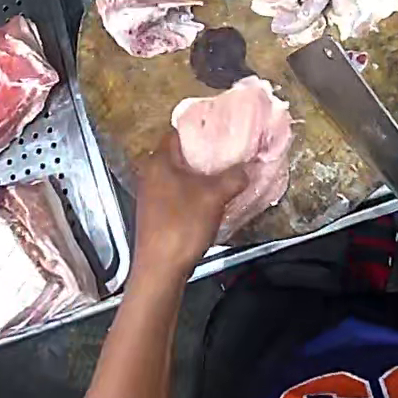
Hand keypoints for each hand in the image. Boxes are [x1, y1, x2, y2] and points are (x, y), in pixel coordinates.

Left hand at [131, 135, 249, 284]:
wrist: (160, 268)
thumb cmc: (181, 225)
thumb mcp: (214, 196)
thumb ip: (233, 177)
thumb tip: (247, 168)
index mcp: (159, 161)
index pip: (177, 133)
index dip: (199, 129)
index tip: (219, 129)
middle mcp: (150, 174)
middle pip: (180, 155)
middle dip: (203, 154)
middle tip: (228, 152)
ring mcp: (151, 195)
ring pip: (179, 176)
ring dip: (200, 176)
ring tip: (224, 174)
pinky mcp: (156, 214)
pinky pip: (178, 193)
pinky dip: (194, 192)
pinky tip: (211, 200)